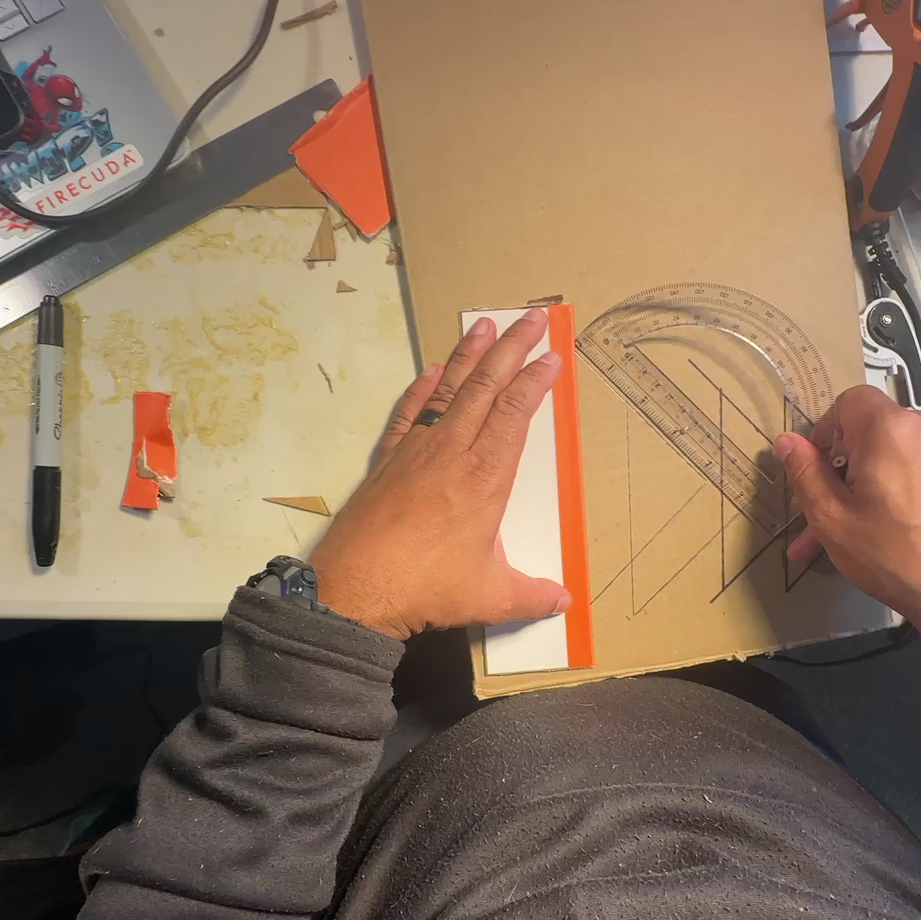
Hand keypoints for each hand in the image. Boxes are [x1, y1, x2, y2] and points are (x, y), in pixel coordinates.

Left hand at [311, 310, 570, 639]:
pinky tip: (431, 371)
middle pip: (486, 387)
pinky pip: (409, 414)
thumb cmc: (427, 587)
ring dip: (469, 356)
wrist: (355, 589)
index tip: (552, 357)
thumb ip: (531, 595)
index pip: (515, 413)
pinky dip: (422, 389)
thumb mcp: (490, 597)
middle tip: (531, 317)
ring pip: (449, 391)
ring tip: (485, 325)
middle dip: (512, 348)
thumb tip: (564, 602)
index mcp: (486, 476)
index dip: (535, 381)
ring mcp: (416, 451)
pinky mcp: (387, 460)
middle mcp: (452, 452)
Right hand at [773, 385, 920, 631]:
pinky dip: (881, 493)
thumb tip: (786, 441)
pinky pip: (905, 471)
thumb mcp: (831, 516)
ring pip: (882, 458)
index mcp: (889, 428)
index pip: (848, 400)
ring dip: (853, 489)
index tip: (810, 470)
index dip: (823, 430)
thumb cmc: (891, 552)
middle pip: (864, 432)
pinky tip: (863, 534)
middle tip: (811, 513)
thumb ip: (804, 472)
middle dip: (833, 470)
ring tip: (828, 537)